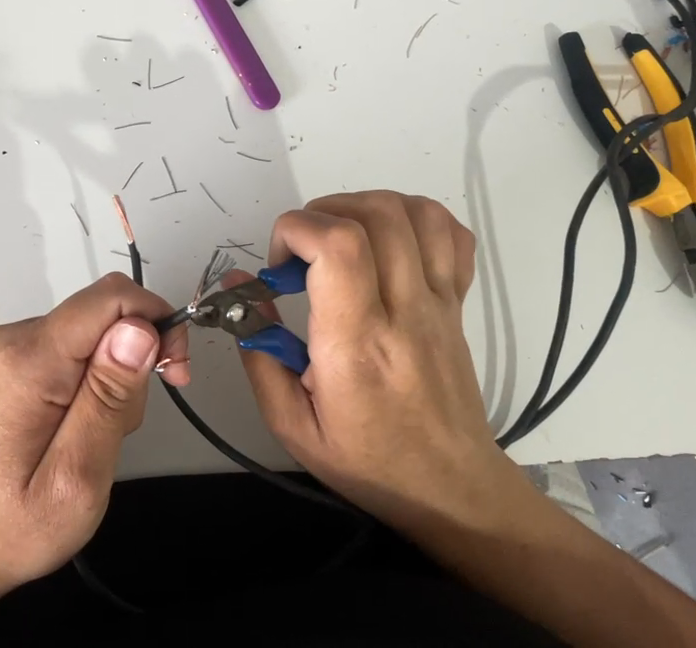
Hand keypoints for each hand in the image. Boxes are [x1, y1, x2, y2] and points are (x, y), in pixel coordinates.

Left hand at [0, 273, 190, 597]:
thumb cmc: (19, 523)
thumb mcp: (79, 475)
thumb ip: (110, 398)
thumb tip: (139, 328)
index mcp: (29, 361)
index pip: (109, 299)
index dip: (155, 322)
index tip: (173, 373)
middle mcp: (16, 338)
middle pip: (104, 312)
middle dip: (135, 359)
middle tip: (125, 426)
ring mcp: (12, 345)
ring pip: (95, 331)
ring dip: (115, 377)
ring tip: (97, 437)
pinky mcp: (16, 358)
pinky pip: (76, 347)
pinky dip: (94, 381)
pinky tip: (81, 425)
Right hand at [238, 191, 517, 525]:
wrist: (451, 489)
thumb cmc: (365, 459)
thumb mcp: (289, 422)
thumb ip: (258, 349)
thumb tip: (238, 285)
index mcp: (357, 343)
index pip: (338, 246)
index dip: (297, 230)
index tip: (280, 266)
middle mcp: (404, 312)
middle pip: (377, 214)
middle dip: (323, 212)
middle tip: (303, 253)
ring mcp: (439, 303)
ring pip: (416, 212)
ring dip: (365, 206)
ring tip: (339, 240)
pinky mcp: (457, 303)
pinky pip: (450, 234)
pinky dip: (415, 219)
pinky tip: (385, 244)